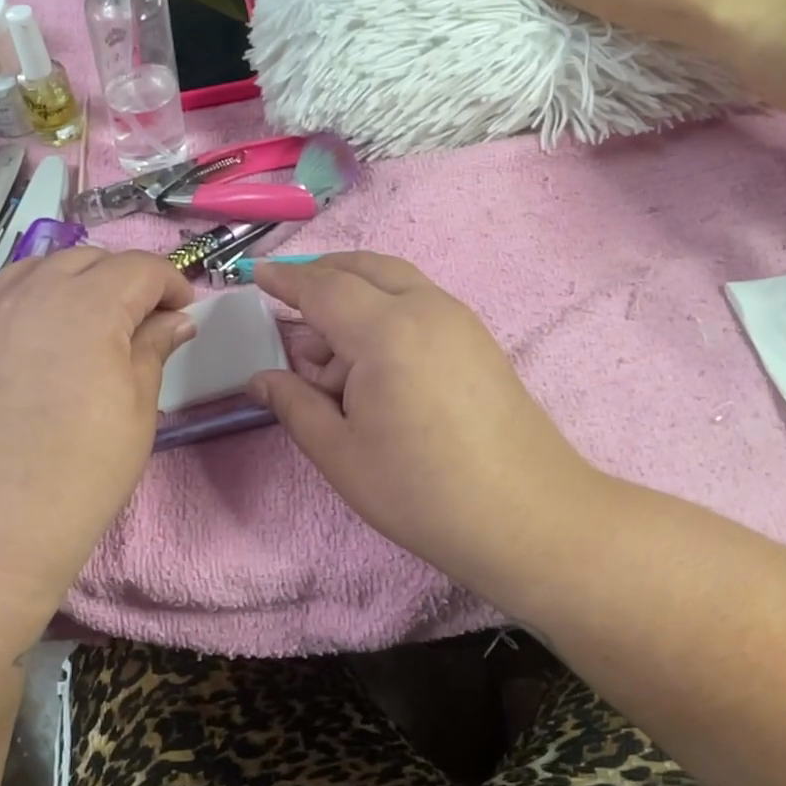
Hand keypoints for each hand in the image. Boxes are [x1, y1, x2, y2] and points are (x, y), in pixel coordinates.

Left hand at [0, 249, 194, 586]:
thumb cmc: (85, 472)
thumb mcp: (139, 410)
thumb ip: (155, 349)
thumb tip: (176, 319)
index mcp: (89, 307)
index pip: (139, 268)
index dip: (171, 283)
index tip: (186, 312)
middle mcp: (37, 293)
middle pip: (92, 259)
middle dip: (128, 278)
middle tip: (149, 321)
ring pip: (45, 265)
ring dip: (82, 279)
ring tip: (100, 320)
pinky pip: (9, 291)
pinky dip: (40, 293)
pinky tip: (52, 329)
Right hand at [248, 253, 609, 576]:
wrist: (529, 518)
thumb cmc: (422, 491)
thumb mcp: (340, 454)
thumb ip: (294, 405)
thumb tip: (260, 379)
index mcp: (385, 332)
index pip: (323, 288)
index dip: (285, 279)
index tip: (256, 274)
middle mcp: (426, 309)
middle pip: (364, 268)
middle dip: (321, 273)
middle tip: (288, 298)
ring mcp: (460, 321)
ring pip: (396, 282)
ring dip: (354, 294)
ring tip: (326, 347)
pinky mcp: (479, 341)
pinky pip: (420, 303)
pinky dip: (384, 309)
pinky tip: (370, 359)